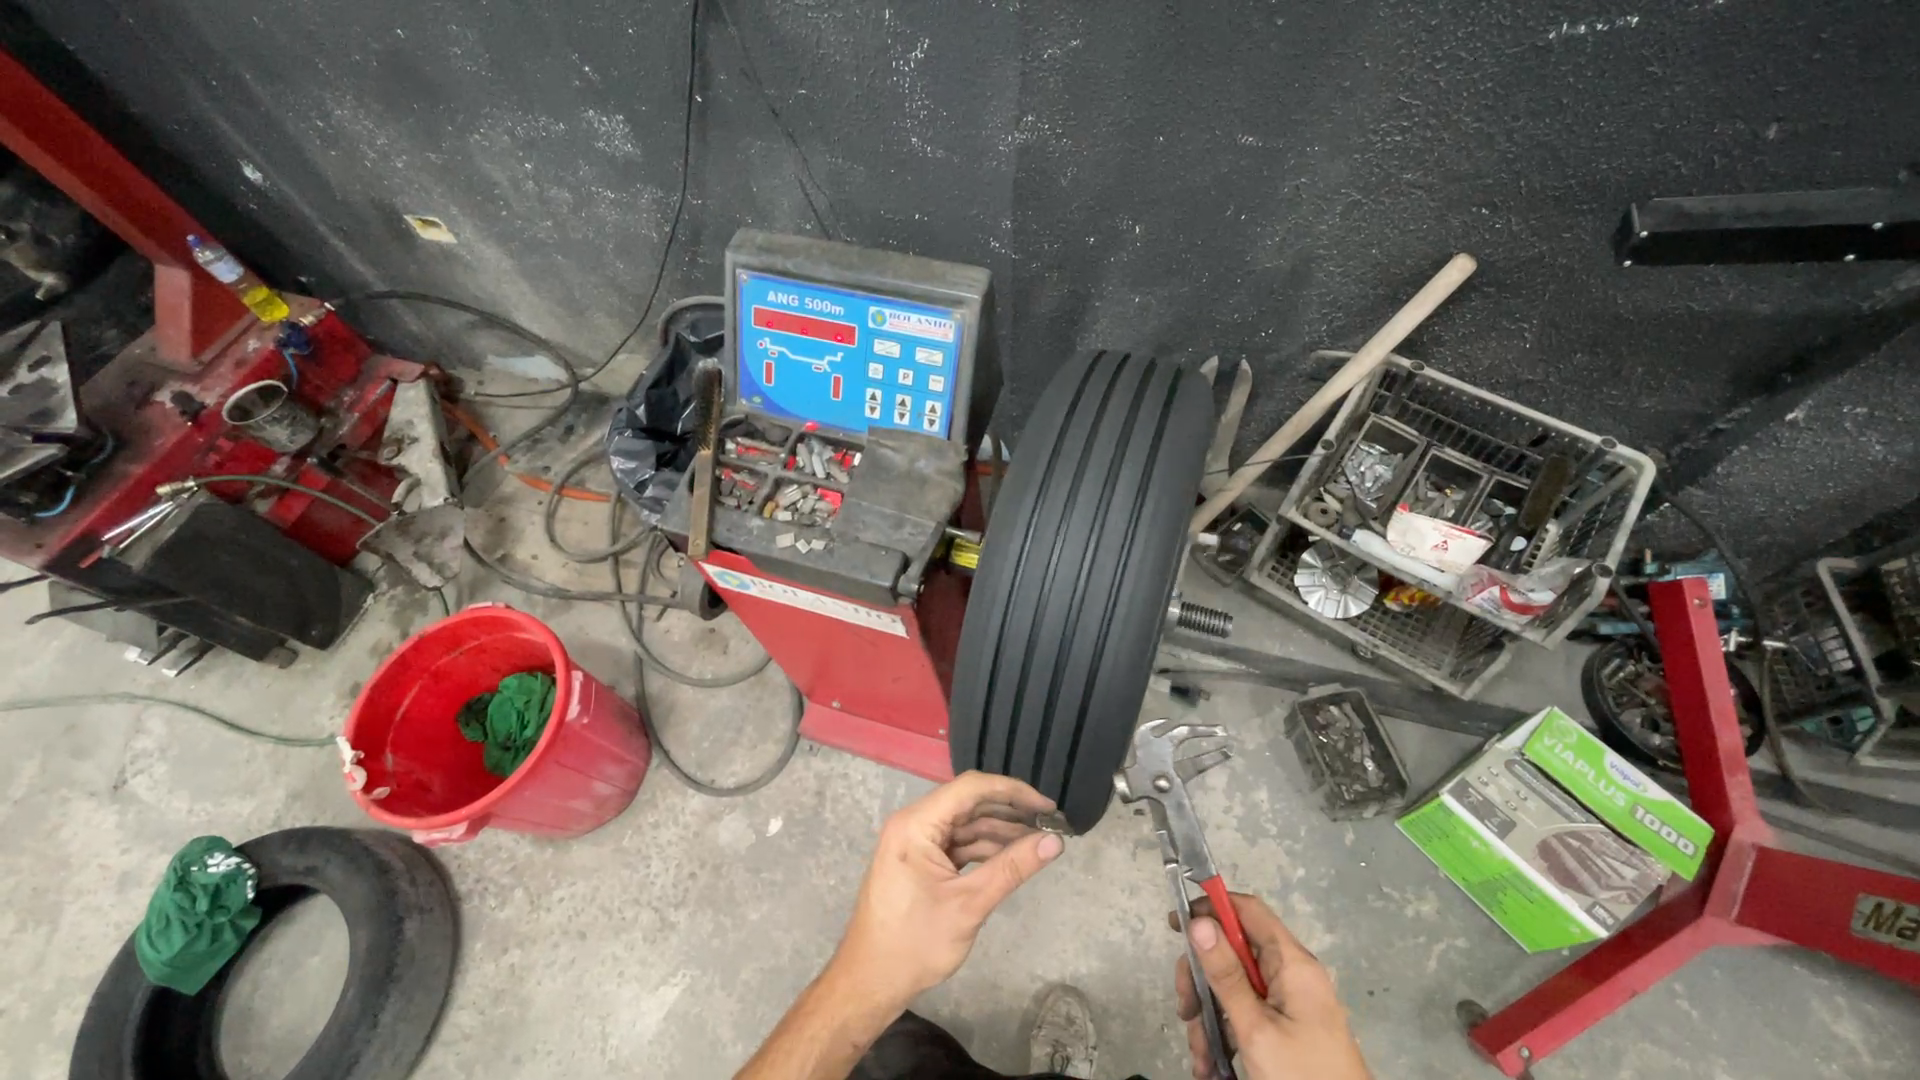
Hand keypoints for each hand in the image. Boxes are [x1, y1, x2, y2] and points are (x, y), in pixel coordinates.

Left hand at [830, 771, 1064, 1006]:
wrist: (870, 982)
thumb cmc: (915, 943)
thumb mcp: (969, 904)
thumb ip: (1012, 868)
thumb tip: (1055, 842)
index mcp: (916, 823)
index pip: (971, 787)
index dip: (1013, 791)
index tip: (1047, 807)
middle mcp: (914, 823)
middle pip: (970, 804)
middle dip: (1011, 812)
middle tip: (1050, 825)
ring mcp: (916, 842)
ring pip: (966, 825)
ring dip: (1001, 833)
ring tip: (1039, 843)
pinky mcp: (921, 862)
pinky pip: (958, 844)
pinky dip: (985, 850)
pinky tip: (1012, 858)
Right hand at [1174, 892, 1372, 1079]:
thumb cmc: (1302, 1076)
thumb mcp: (1255, 1028)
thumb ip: (1226, 974)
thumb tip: (1199, 921)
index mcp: (1292, 963)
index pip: (1247, 910)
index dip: (1211, 907)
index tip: (1176, 925)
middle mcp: (1290, 974)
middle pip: (1233, 952)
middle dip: (1202, 979)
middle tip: (1185, 1010)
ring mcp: (1288, 1002)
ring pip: (1233, 987)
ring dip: (1209, 1015)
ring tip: (1201, 1053)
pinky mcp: (1285, 1027)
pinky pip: (1245, 1013)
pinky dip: (1224, 1033)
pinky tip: (1212, 1063)